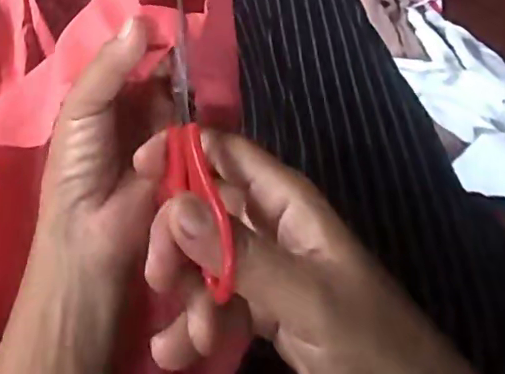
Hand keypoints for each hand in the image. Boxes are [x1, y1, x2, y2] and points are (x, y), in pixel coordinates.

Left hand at [0, 18, 167, 373]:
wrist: (90, 241)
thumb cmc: (77, 169)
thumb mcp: (82, 108)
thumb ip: (110, 66)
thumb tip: (141, 18)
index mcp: (115, 90)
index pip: (143, 53)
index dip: (158, 38)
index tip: (177, 22)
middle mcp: (146, 106)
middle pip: (172, 75)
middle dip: (178, 71)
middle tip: (180, 70)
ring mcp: (171, 134)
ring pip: (189, 102)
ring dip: (184, 104)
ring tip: (172, 115)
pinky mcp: (190, 160)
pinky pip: (201, 134)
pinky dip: (196, 133)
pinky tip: (187, 137)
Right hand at [138, 131, 474, 373]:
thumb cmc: (367, 339)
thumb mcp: (305, 297)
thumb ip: (241, 253)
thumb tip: (176, 204)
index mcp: (286, 200)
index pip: (226, 152)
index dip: (182, 151)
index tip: (138, 170)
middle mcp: (271, 223)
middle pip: (206, 208)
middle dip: (177, 240)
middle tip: (160, 278)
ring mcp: (266, 267)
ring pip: (205, 259)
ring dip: (187, 294)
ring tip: (185, 341)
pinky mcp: (263, 308)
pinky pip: (217, 301)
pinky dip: (197, 324)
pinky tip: (179, 353)